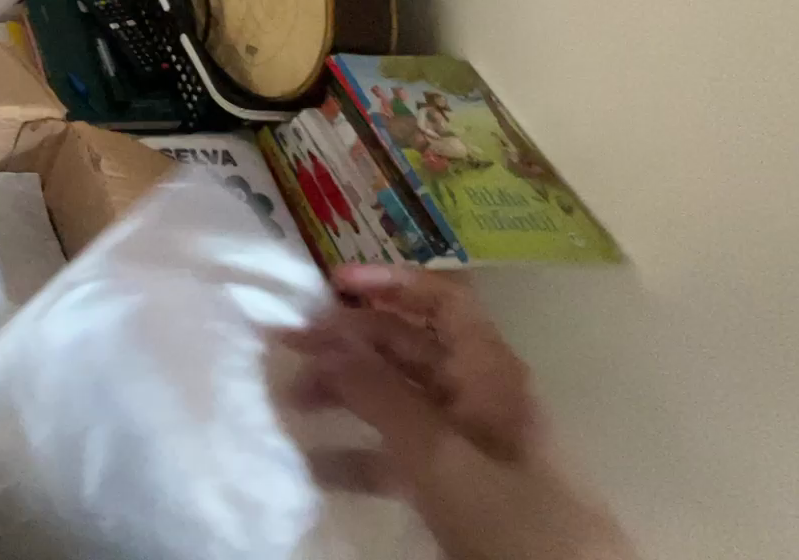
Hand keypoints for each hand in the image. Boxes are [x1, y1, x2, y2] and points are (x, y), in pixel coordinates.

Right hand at [287, 266, 635, 559]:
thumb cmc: (511, 516)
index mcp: (486, 372)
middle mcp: (474, 395)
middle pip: (404, 344)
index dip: (390, 281)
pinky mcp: (454, 483)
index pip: (442, 300)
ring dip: (340, 390)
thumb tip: (324, 336)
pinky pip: (394, 448)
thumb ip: (378, 391)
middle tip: (287, 344)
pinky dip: (354, 448)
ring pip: (392, 394)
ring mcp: (464, 441)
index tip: (332, 283)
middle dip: (344, 339)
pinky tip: (316, 462)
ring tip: (292, 400)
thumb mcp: (437, 452)